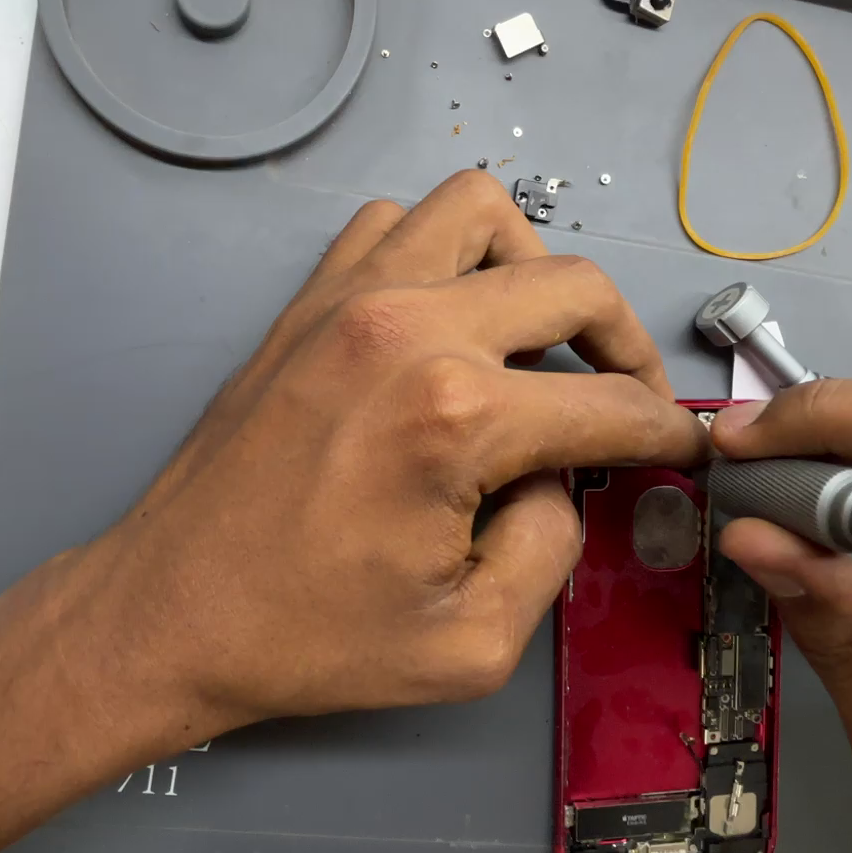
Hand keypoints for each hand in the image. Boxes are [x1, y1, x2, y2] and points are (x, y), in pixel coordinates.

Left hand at [60, 171, 709, 741]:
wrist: (172, 608)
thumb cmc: (310, 637)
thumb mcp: (473, 640)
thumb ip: (554, 545)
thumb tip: (560, 475)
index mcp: (458, 415)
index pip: (608, 406)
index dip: (663, 430)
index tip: (679, 443)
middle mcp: (410, 328)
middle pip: (572, 287)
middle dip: (625, 343)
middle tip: (625, 398)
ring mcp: (351, 297)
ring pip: (479, 212)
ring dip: (531, 267)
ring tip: (535, 338)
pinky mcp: (308, 301)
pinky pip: (393, 226)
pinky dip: (441, 252)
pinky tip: (445, 317)